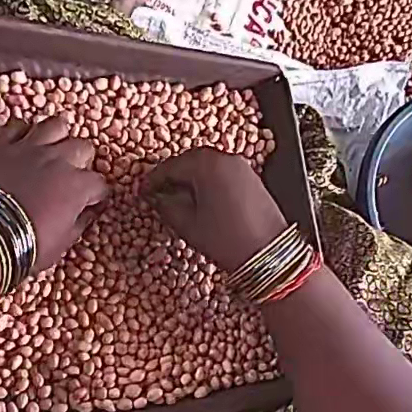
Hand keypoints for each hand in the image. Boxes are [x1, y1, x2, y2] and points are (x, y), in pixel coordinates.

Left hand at [0, 117, 109, 276]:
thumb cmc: (29, 246)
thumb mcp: (64, 241)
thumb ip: (81, 221)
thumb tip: (90, 211)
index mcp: (78, 185)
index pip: (99, 184)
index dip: (97, 195)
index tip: (92, 202)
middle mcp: (59, 160)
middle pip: (83, 147)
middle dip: (82, 161)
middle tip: (72, 175)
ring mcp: (30, 149)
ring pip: (55, 126)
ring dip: (58, 137)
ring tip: (53, 149)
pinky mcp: (2, 146)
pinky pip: (17, 126)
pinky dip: (23, 133)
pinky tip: (24, 144)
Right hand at [144, 147, 286, 270]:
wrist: (269, 253)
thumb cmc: (227, 239)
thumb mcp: (188, 225)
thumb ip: (167, 206)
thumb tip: (157, 198)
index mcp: (206, 164)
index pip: (170, 166)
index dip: (153, 179)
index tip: (142, 190)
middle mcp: (225, 158)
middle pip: (189, 161)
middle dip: (172, 176)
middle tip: (157, 193)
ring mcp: (241, 167)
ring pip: (207, 166)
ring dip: (190, 179)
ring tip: (177, 199)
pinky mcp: (252, 179)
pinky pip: (222, 173)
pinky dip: (207, 182)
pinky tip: (200, 201)